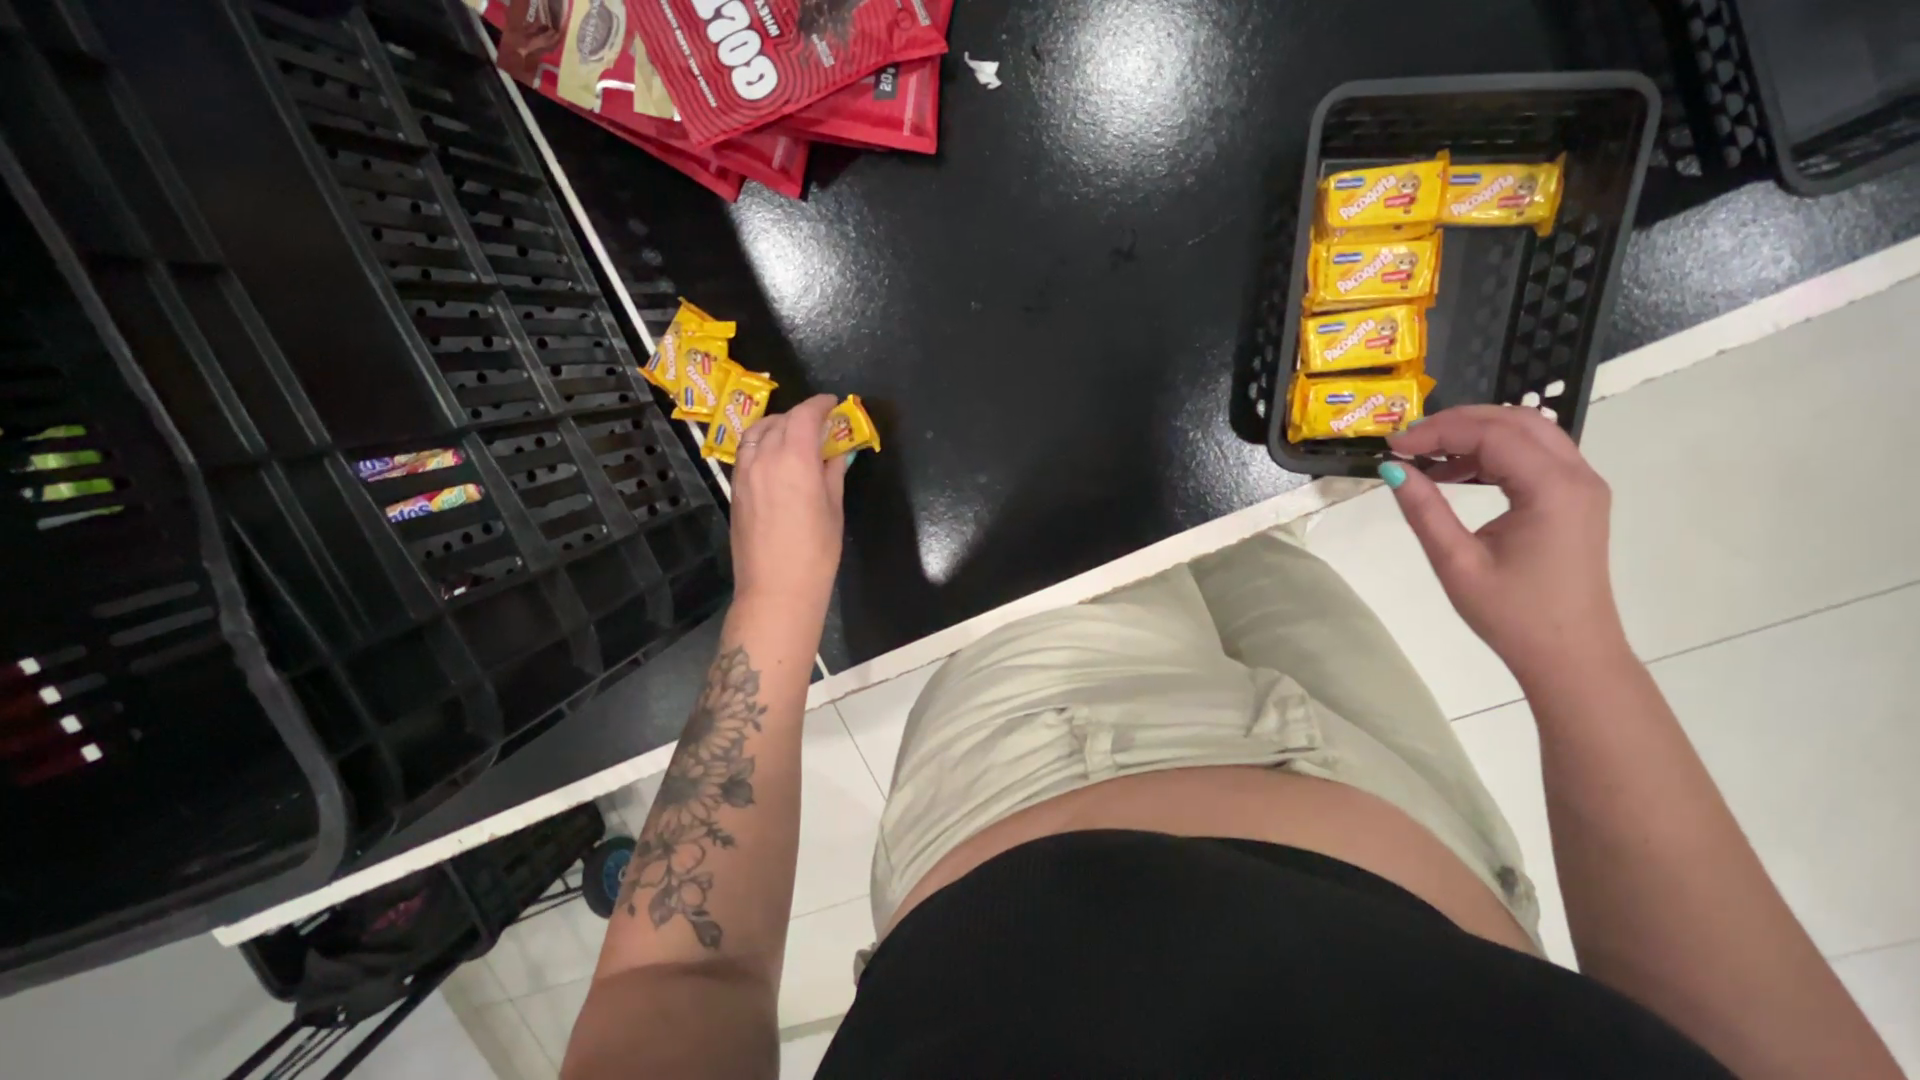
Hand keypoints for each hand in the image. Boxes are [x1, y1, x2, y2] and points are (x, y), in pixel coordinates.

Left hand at [729, 394, 850, 610]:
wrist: (776, 590)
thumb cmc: (816, 553)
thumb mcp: (833, 509)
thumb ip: (833, 472)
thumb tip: (837, 452)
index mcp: (794, 459)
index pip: (805, 415)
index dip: (820, 405)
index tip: (833, 404)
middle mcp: (764, 458)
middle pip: (781, 420)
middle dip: (802, 415)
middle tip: (821, 423)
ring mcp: (745, 473)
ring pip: (758, 432)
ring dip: (777, 425)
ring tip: (795, 435)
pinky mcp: (735, 489)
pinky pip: (746, 452)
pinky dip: (761, 443)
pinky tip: (776, 457)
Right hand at [1381, 406, 1627, 681]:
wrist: (1570, 654)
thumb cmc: (1512, 614)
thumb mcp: (1457, 563)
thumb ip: (1425, 510)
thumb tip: (1392, 469)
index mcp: (1552, 489)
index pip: (1492, 434)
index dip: (1438, 431)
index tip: (1394, 446)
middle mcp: (1576, 476)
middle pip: (1515, 421)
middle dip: (1457, 423)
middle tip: (1408, 442)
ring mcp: (1582, 485)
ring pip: (1528, 432)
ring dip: (1476, 434)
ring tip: (1427, 455)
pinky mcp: (1576, 498)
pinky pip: (1535, 455)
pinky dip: (1494, 453)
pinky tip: (1457, 473)